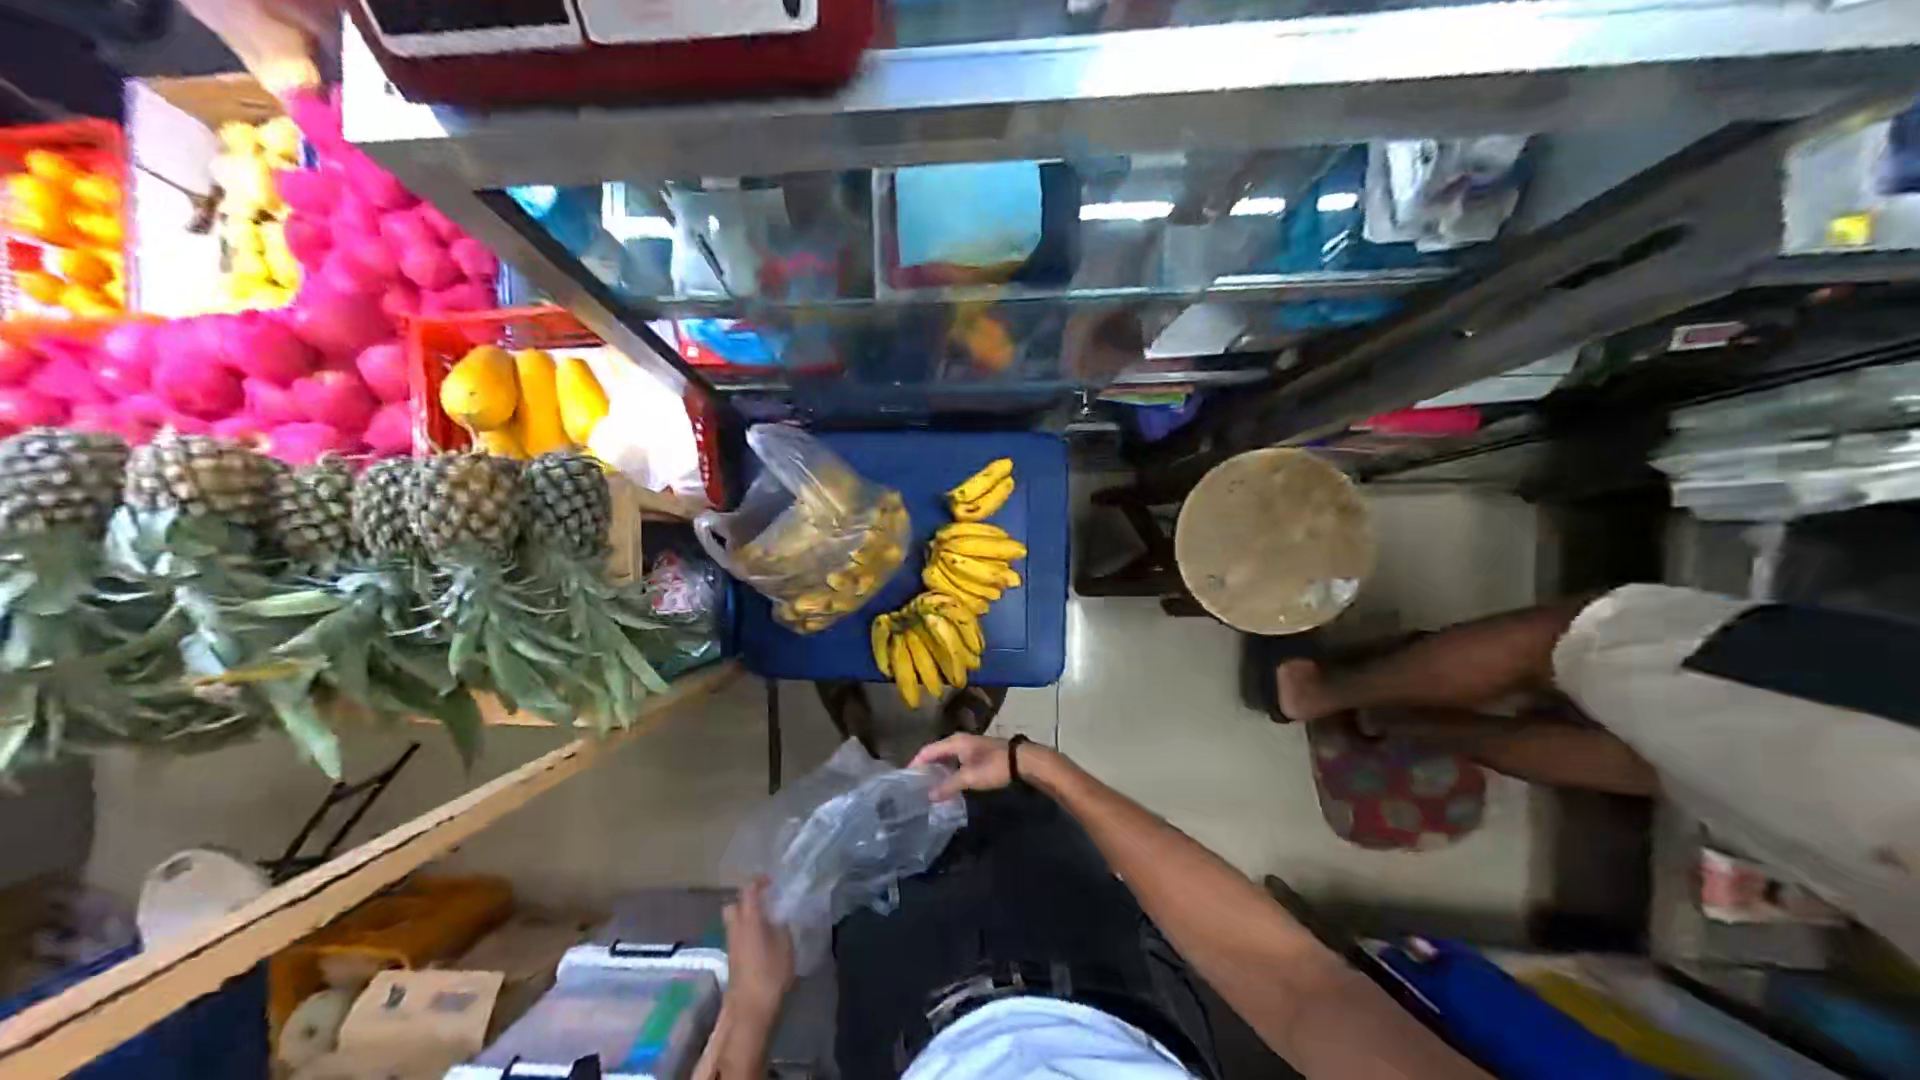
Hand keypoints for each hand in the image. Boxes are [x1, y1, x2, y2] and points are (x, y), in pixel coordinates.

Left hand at [723, 877, 794, 1015]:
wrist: (749, 1009)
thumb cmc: (770, 973)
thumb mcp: (785, 944)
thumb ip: (782, 924)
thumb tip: (780, 915)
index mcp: (749, 919)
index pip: (749, 891)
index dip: (759, 882)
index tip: (772, 880)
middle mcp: (735, 928)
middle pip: (734, 904)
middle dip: (747, 898)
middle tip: (765, 900)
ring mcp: (731, 944)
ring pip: (733, 920)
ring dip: (746, 915)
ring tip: (766, 919)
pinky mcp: (732, 958)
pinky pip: (737, 934)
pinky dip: (746, 929)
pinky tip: (762, 938)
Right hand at [912, 734, 1048, 800]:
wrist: (1022, 761)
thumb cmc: (994, 767)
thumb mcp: (969, 778)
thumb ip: (948, 786)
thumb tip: (928, 795)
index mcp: (954, 741)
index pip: (927, 751)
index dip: (915, 763)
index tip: (905, 778)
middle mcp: (958, 740)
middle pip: (935, 754)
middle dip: (924, 768)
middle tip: (914, 786)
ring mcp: (968, 746)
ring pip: (946, 758)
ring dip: (937, 771)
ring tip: (927, 788)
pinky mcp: (976, 754)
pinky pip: (955, 762)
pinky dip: (948, 772)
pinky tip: (947, 784)